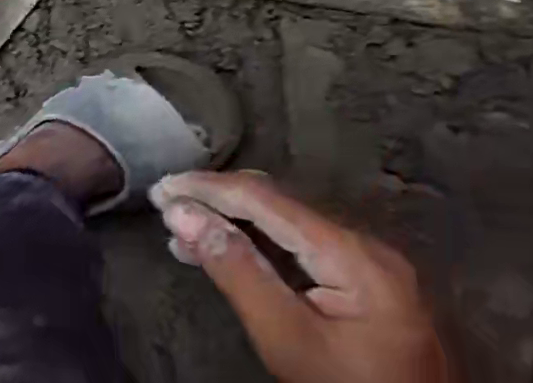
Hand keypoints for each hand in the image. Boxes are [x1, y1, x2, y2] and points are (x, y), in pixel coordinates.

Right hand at [151, 170, 452, 382]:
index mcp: (355, 254)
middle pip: (278, 205)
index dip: (210, 188)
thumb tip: (183, 214)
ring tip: (184, 230)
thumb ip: (238, 272)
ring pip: (287, 223)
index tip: (163, 188)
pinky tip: (230, 248)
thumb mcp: (288, 344)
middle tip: (167, 205)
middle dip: (218, 200)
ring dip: (234, 221)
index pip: (267, 200)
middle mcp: (365, 243)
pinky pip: (302, 247)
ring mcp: (369, 262)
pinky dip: (261, 243)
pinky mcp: (366, 282)